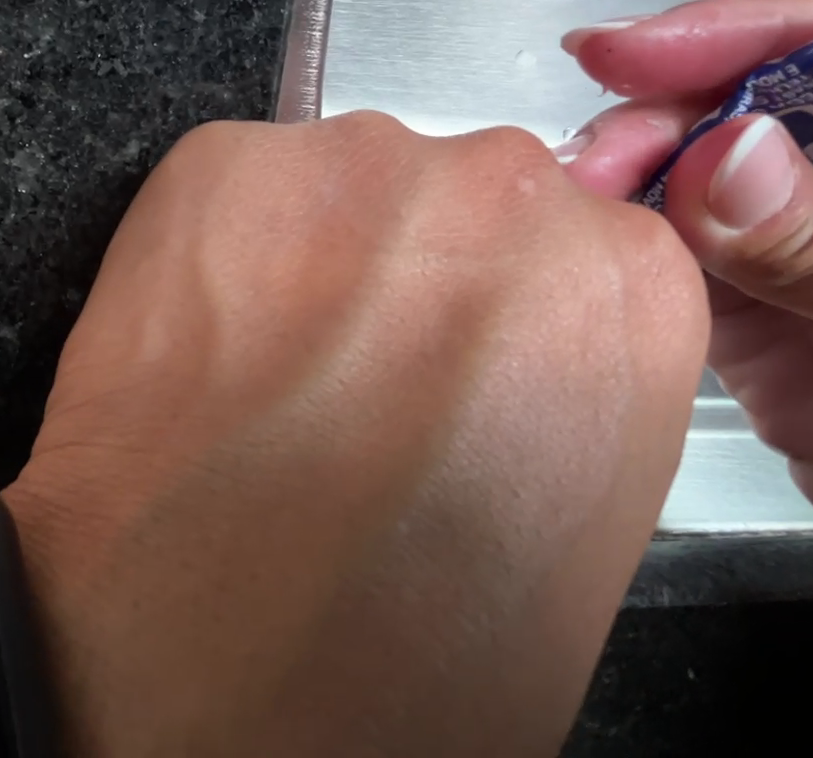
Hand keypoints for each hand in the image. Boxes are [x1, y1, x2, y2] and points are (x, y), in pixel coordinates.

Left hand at [4, 115, 708, 756]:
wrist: (190, 652)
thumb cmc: (392, 643)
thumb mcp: (557, 532)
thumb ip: (558, 394)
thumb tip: (501, 350)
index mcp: (622, 285)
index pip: (564, 246)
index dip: (487, 309)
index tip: (441, 352)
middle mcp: (498, 189)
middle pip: (449, 201)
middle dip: (404, 269)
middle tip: (343, 362)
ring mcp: (351, 161)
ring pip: (341, 184)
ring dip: (309, 252)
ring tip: (262, 360)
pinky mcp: (217, 163)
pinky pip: (236, 185)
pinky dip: (218, 245)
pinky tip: (201, 336)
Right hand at [559, 0, 812, 696]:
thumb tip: (716, 161)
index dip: (745, 34)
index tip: (630, 51)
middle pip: (751, 97)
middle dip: (663, 116)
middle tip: (595, 157)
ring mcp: (805, 224)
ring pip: (692, 163)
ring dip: (626, 170)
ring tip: (577, 193)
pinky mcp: (741, 282)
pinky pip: (665, 237)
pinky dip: (621, 229)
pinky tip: (588, 230)